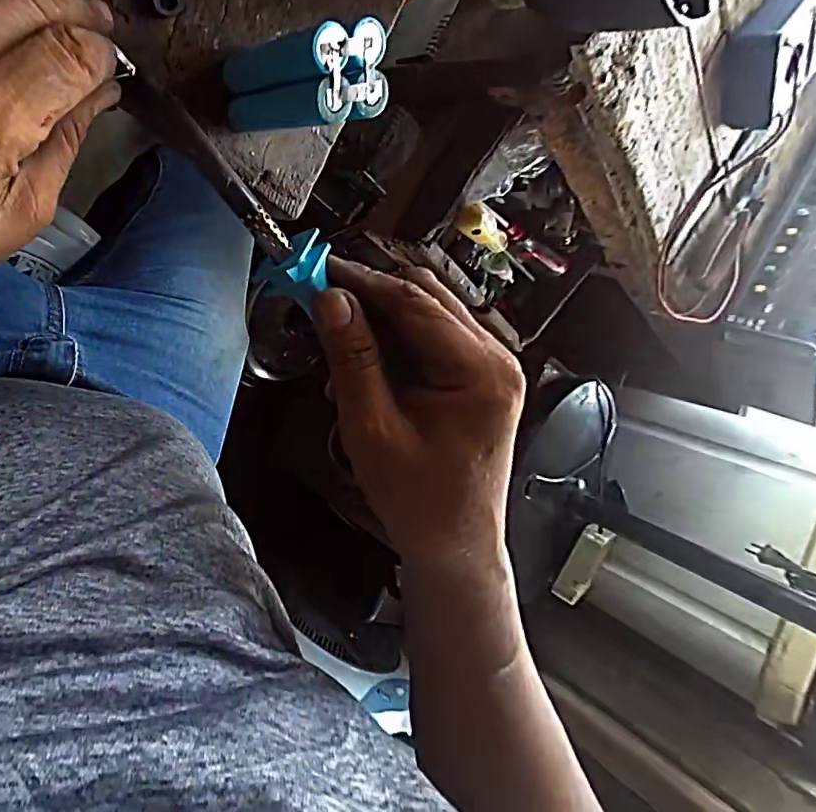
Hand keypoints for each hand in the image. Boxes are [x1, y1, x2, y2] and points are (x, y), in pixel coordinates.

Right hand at [312, 260, 525, 571]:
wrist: (455, 547)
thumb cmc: (419, 500)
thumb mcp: (372, 429)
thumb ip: (352, 359)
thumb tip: (331, 300)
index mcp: (480, 370)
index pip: (414, 301)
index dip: (362, 280)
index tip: (319, 269)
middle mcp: (496, 357)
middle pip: (426, 295)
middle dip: (370, 293)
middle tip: (321, 297)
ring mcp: (491, 365)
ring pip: (428, 310)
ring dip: (380, 316)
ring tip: (339, 341)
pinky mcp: (478, 375)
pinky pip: (432, 336)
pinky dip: (395, 338)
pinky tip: (364, 361)